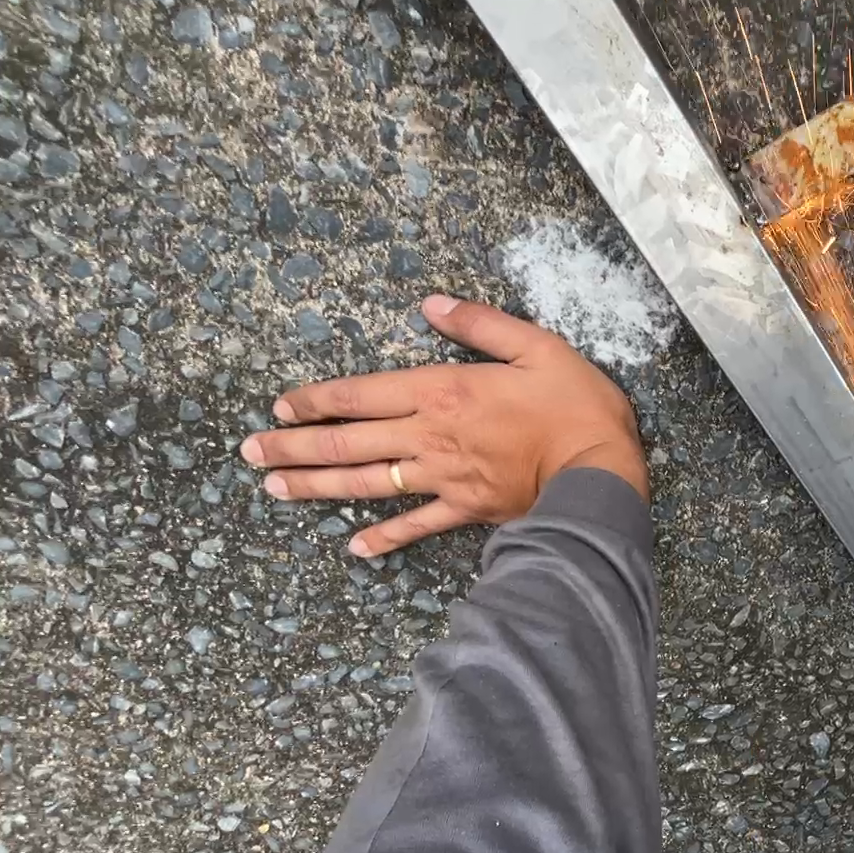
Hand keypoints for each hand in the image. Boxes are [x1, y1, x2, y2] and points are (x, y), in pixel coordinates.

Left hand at [240, 295, 647, 556]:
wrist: (602, 469)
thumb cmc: (579, 406)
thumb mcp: (541, 348)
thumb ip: (484, 324)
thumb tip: (432, 304)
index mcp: (444, 391)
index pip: (360, 394)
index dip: (314, 399)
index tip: (281, 405)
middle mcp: (431, 436)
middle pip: (348, 441)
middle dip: (293, 444)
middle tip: (251, 451)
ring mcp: (446, 477)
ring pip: (367, 482)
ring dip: (317, 485)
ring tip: (275, 487)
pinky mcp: (468, 508)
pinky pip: (417, 525)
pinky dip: (385, 538)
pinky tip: (356, 548)